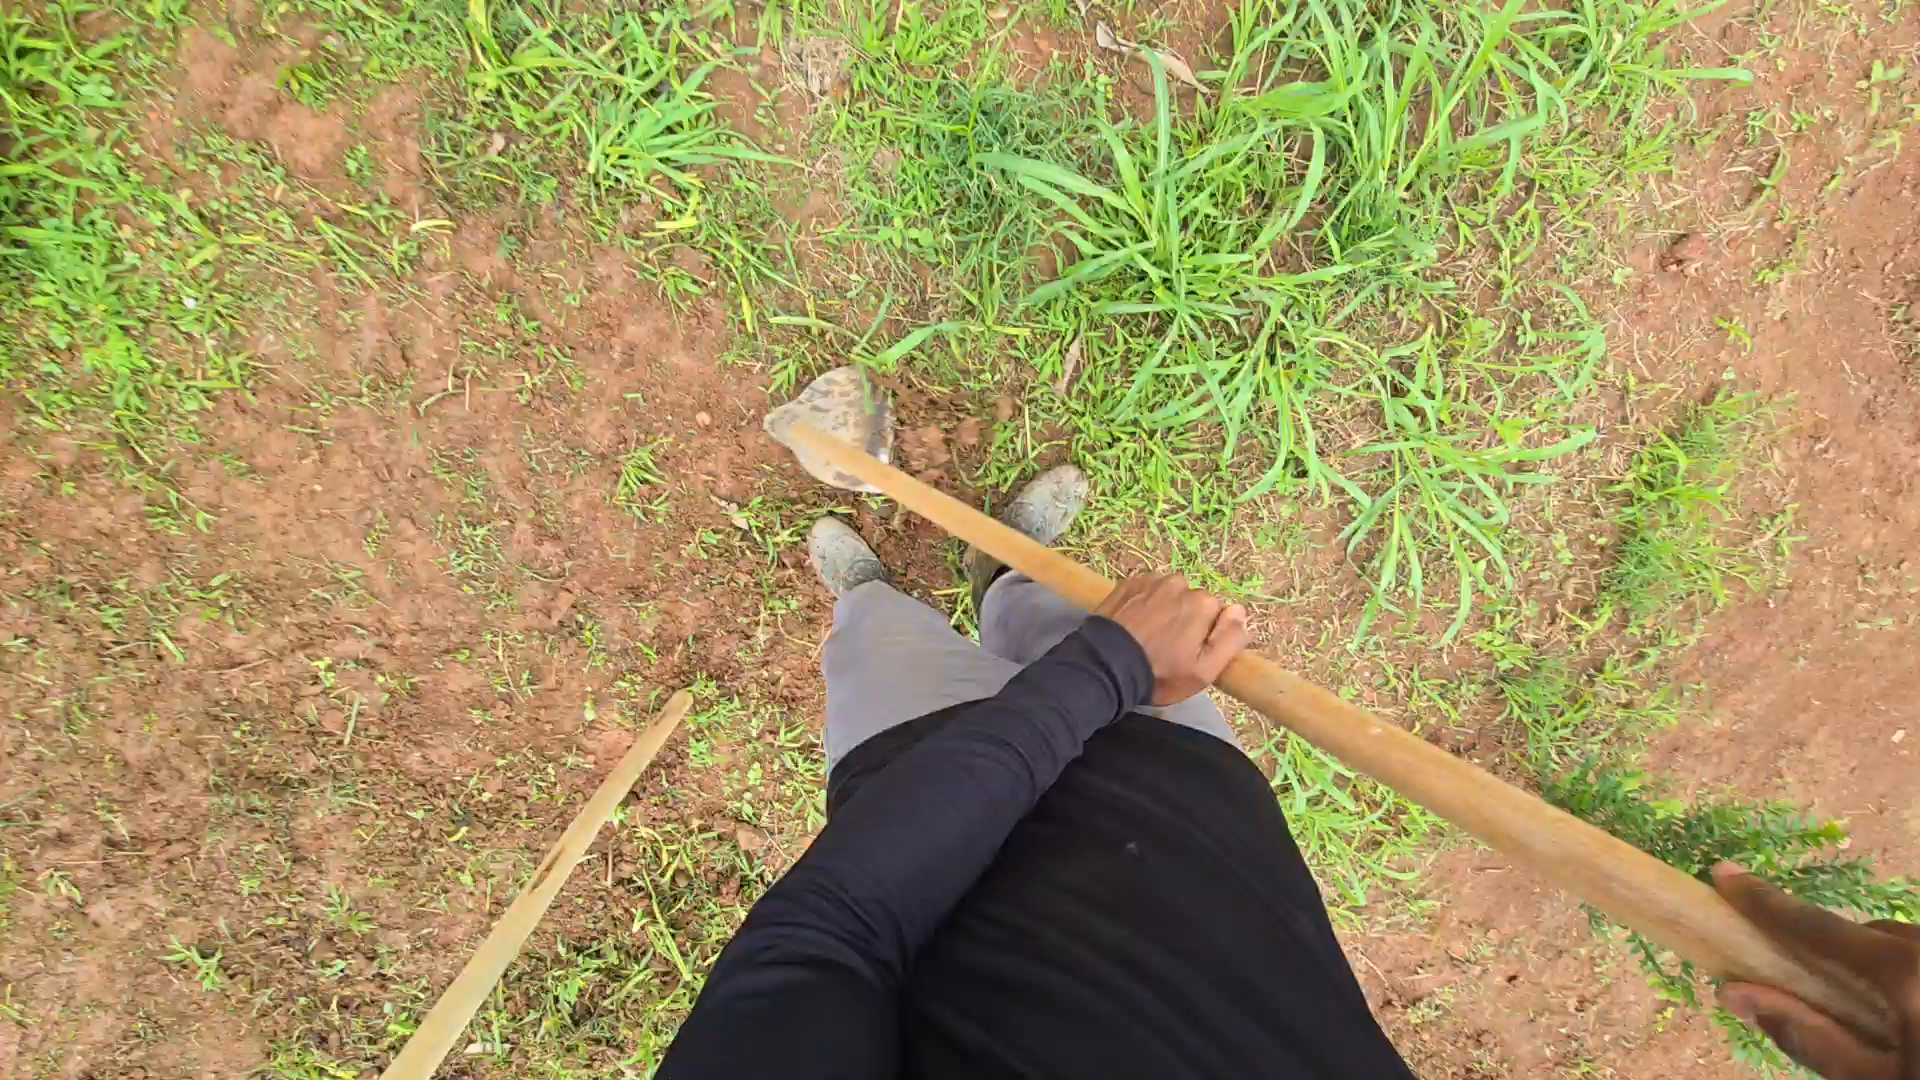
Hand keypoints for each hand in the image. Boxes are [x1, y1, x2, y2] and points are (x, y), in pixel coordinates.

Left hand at [1092, 575, 1248, 705]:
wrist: (1105, 665)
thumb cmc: (1160, 673)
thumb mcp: (1204, 671)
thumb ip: (1229, 639)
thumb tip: (1239, 611)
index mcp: (1203, 603)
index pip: (1216, 613)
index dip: (1205, 632)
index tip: (1188, 650)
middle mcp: (1179, 584)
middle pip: (1192, 600)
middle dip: (1185, 617)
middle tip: (1167, 644)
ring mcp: (1151, 581)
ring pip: (1169, 592)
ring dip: (1164, 607)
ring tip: (1149, 633)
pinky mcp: (1128, 583)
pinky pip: (1146, 589)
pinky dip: (1144, 601)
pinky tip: (1134, 622)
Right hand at [1712, 862, 1919, 1078]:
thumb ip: (1812, 1040)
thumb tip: (1734, 992)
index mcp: (1907, 977)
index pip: (1812, 925)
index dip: (1761, 899)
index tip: (1722, 873)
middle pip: (1879, 937)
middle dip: (1852, 954)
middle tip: (1843, 993)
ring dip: (1906, 970)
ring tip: (1912, 1018)